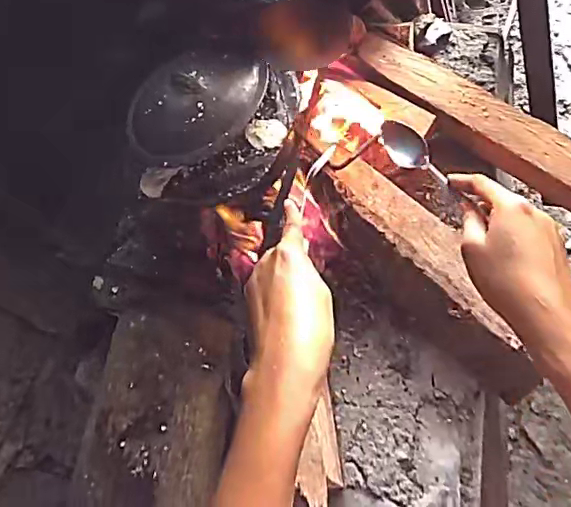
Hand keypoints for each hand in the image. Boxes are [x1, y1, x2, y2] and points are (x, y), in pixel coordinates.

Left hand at [243, 200, 333, 402]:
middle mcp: (265, 264)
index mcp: (287, 254)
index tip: (290, 203)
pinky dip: (276, 297)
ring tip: (302, 307)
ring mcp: (254, 283)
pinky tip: (290, 317)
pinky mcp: (249, 303)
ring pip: (271, 272)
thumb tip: (303, 263)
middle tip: (309, 280)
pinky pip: (265, 290)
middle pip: (281, 252)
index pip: (290, 225)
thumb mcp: (321, 291)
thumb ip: (309, 268)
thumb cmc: (308, 333)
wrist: (285, 367)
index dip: (292, 213)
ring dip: (283, 282)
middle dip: (293, 261)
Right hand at [451, 173, 570, 348]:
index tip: (453, 182)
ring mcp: (549, 229)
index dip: (462, 181)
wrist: (548, 318)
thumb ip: (467, 220)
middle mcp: (533, 212)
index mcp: (511, 207)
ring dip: (499, 222)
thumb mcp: (472, 248)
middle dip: (482, 204)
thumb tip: (468, 209)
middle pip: (501, 198)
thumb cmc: (510, 286)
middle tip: (464, 213)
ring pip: (516, 216)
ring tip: (486, 245)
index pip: (482, 182)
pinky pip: (529, 231)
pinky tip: (506, 258)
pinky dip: (515, 236)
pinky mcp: (557, 246)